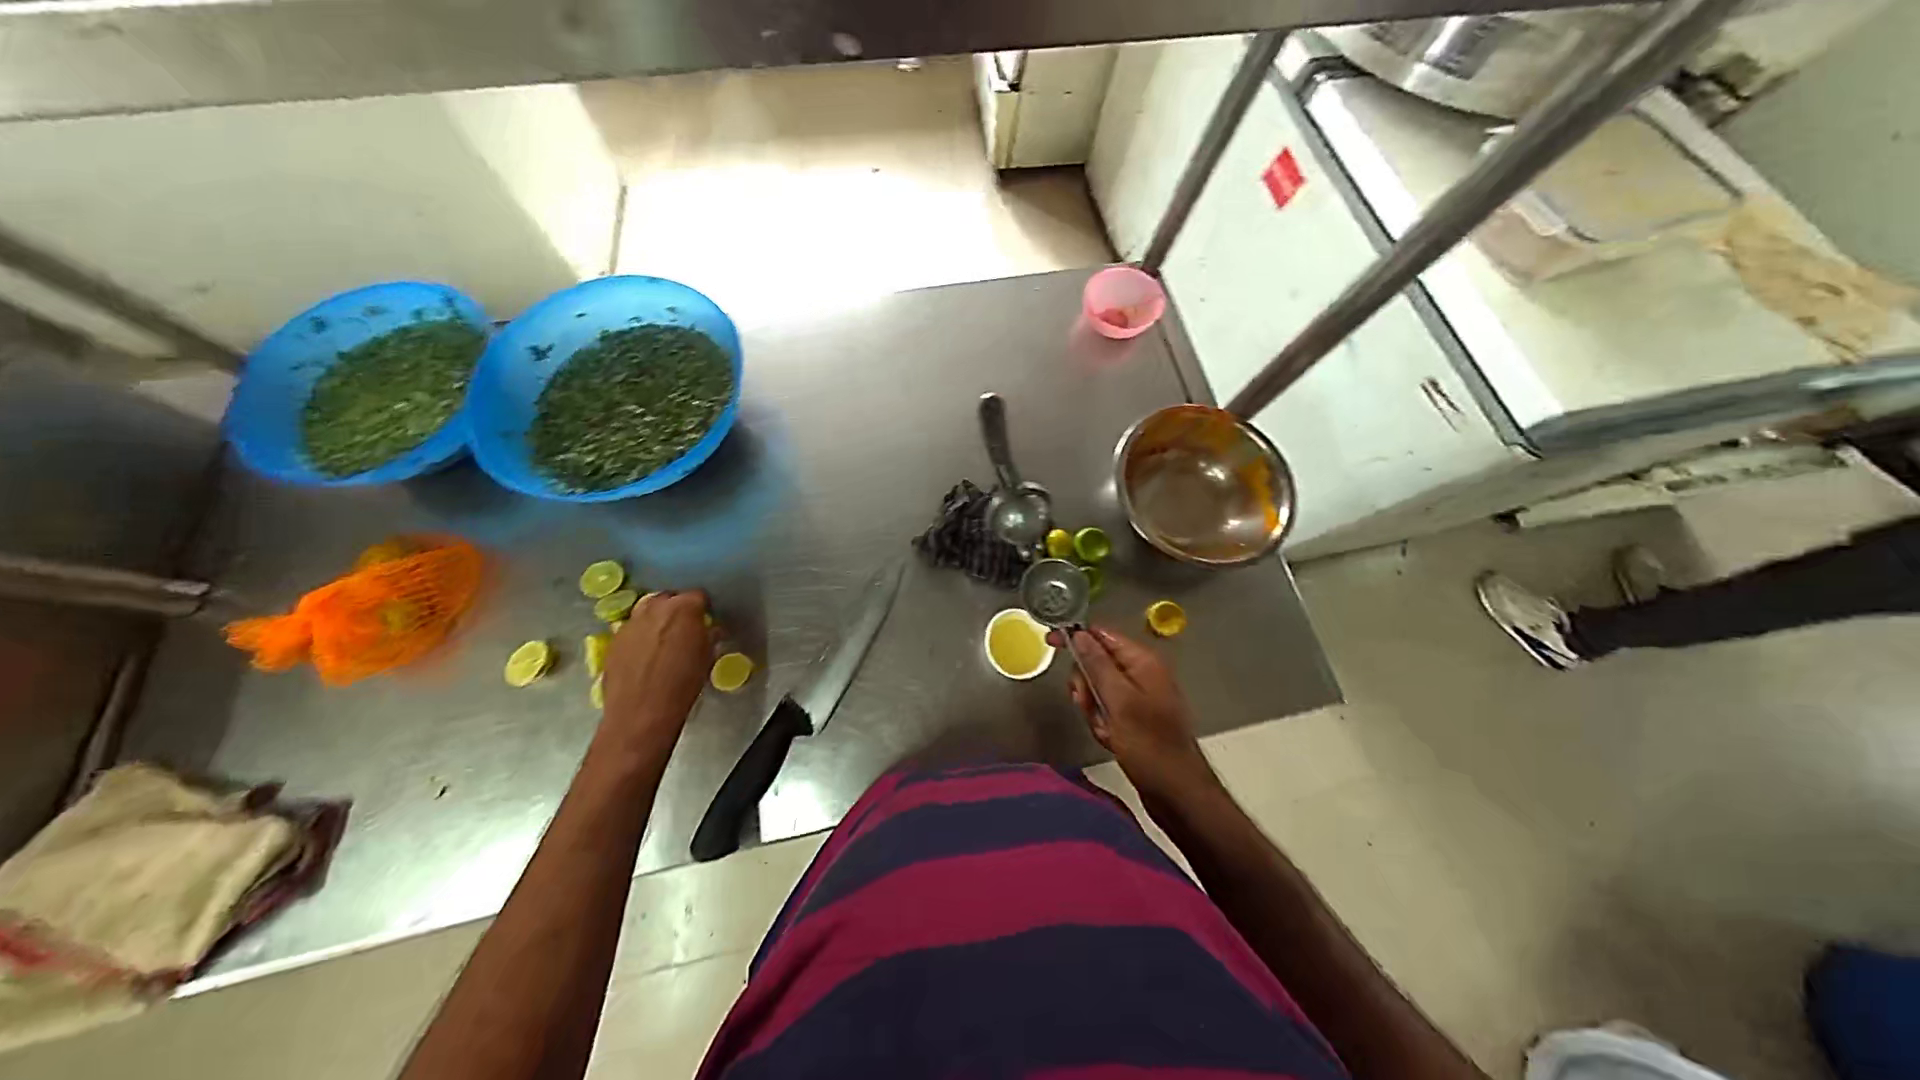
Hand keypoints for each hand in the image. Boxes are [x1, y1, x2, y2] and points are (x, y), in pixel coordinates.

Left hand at [600, 590, 712, 759]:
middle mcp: (654, 608)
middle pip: (668, 598)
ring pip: (646, 611)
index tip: (705, 619)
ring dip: (656, 619)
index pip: (697, 596)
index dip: (702, 608)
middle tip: (684, 628)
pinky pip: (631, 630)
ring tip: (663, 639)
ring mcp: (630, 623)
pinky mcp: (614, 640)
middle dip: (677, 608)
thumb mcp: (706, 658)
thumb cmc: (683, 684)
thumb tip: (709, 630)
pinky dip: (640, 636)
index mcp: (683, 608)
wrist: (642, 711)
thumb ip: (708, 636)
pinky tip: (645, 655)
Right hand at [1050, 625, 1217, 801]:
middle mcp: (1141, 674)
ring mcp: (1137, 697)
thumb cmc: (1149, 744)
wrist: (1176, 791)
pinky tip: (1111, 739)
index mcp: (1142, 662)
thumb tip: (1080, 634)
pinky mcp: (1133, 718)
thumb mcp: (1119, 701)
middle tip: (1089, 706)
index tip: (1050, 643)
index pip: (1102, 635)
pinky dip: (1102, 723)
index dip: (1075, 637)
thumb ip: (1097, 665)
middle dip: (1086, 686)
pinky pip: (1105, 710)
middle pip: (1096, 664)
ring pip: (1097, 689)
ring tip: (1106, 729)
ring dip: (1094, 709)